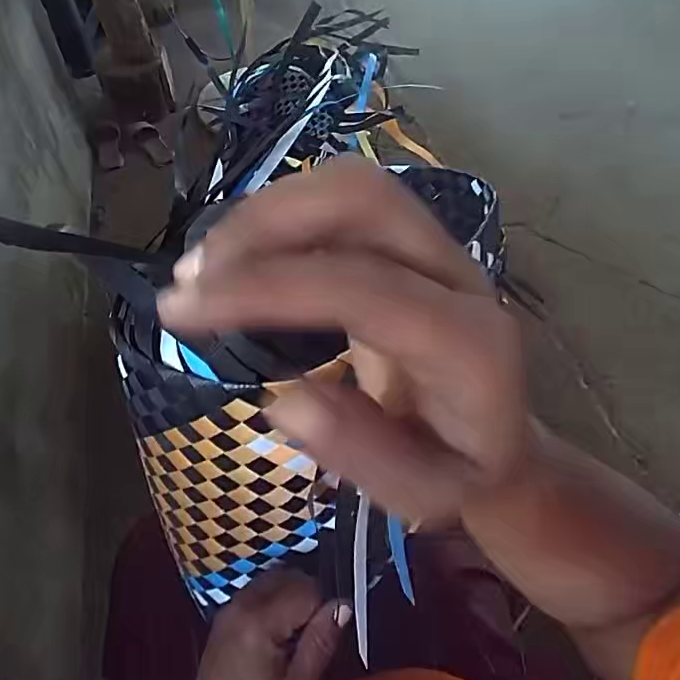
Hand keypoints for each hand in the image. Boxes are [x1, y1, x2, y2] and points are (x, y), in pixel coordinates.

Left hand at [144, 570, 347, 679]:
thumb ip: (320, 641)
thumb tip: (344, 604)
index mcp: (258, 619)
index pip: (305, 588)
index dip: (326, 607)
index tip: (333, 634)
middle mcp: (239, 603)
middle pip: (285, 576)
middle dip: (309, 596)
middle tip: (319, 636)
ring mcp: (226, 610)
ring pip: (269, 582)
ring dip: (291, 597)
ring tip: (301, 639)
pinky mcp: (221, 622)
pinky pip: (255, 595)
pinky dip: (273, 604)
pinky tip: (279, 639)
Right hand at [158, 157, 529, 523]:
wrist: (498, 433)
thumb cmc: (455, 468)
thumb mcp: (417, 494)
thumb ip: (360, 452)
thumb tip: (283, 402)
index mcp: (469, 344)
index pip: (362, 289)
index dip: (266, 288)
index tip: (181, 309)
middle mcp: (458, 275)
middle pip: (362, 201)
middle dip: (262, 225)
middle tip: (192, 277)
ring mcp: (434, 246)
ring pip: (347, 185)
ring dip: (263, 213)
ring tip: (202, 266)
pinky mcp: (405, 239)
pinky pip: (338, 200)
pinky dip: (276, 215)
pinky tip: (237, 255)